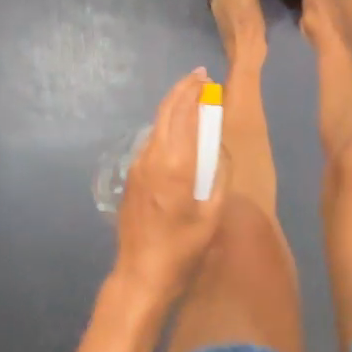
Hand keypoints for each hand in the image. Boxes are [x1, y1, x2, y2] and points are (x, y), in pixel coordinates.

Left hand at [114, 68, 227, 301]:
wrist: (141, 274)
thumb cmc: (183, 249)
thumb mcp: (212, 215)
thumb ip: (219, 176)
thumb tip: (220, 150)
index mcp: (177, 165)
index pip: (186, 115)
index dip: (196, 93)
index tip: (207, 79)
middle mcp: (154, 157)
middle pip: (167, 111)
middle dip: (182, 90)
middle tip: (199, 77)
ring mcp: (139, 165)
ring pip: (156, 124)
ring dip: (173, 106)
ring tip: (190, 98)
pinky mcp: (132, 176)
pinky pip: (151, 140)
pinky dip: (165, 125)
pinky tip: (176, 129)